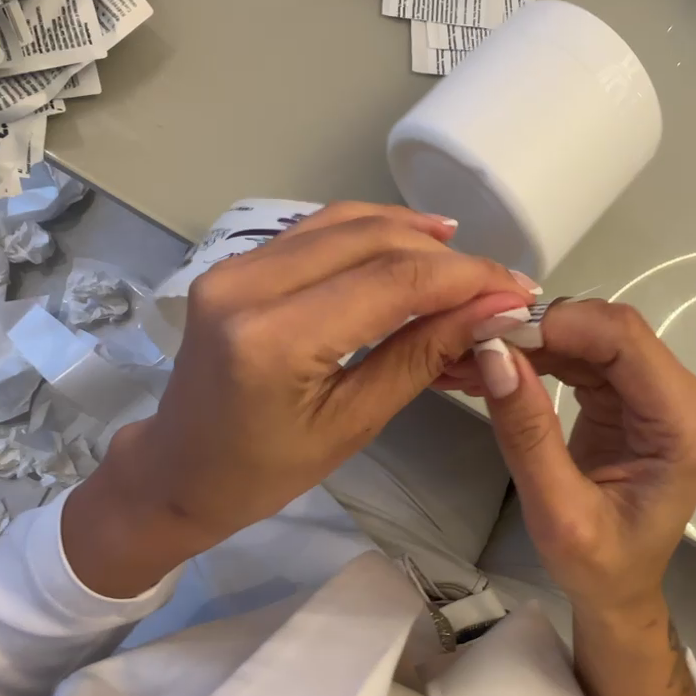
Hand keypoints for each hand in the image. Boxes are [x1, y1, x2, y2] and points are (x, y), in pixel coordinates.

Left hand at [64, 203, 534, 597]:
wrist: (177, 470)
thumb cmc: (263, 472)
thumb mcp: (353, 423)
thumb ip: (420, 356)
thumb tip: (492, 313)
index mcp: (274, 339)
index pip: (392, 281)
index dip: (465, 279)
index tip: (518, 292)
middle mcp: (247, 283)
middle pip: (372, 240)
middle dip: (447, 257)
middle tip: (498, 285)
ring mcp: (235, 265)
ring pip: (345, 222)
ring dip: (413, 235)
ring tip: (467, 263)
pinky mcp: (236, 263)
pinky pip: (317, 230)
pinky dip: (372, 233)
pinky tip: (413, 243)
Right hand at [444, 300, 695, 695]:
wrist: (618, 591)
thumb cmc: (598, 566)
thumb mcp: (556, 511)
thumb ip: (528, 432)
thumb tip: (493, 354)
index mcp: (684, 425)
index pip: (625, 339)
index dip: (559, 324)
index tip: (491, 334)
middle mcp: (682, 398)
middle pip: (609, 329)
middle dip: (540, 330)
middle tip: (473, 346)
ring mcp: (657, 394)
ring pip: (591, 336)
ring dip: (532, 342)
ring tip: (471, 357)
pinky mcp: (630, 397)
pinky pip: (583, 357)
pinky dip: (538, 358)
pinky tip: (494, 369)